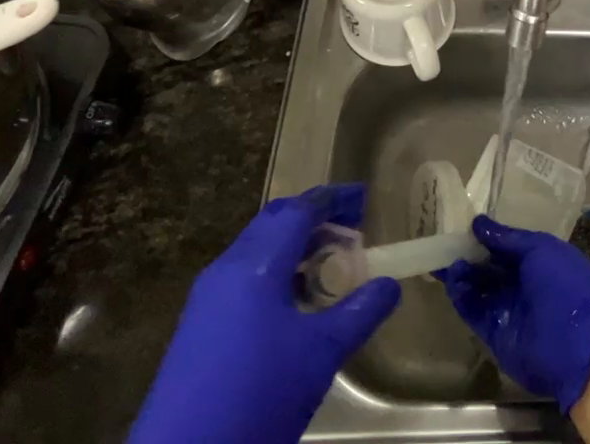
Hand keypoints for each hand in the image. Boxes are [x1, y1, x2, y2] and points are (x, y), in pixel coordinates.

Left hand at [128, 185, 400, 443]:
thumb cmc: (261, 391)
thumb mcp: (323, 353)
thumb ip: (361, 312)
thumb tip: (390, 285)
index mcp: (256, 265)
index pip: (299, 211)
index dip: (334, 200)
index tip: (365, 198)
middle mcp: (227, 268)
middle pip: (274, 222)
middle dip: (314, 218)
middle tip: (351, 229)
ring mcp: (207, 297)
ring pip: (257, 249)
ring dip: (294, 246)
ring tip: (330, 266)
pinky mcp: (199, 324)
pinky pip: (243, 275)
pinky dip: (276, 271)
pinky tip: (296, 303)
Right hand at [436, 215, 589, 414]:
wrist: (578, 347)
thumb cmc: (564, 286)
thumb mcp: (541, 250)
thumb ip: (508, 238)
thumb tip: (479, 223)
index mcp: (542, 260)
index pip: (508, 245)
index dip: (487, 236)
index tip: (462, 223)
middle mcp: (525, 283)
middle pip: (491, 266)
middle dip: (470, 254)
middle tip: (445, 241)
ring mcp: (510, 308)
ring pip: (479, 288)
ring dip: (463, 274)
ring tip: (444, 260)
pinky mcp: (496, 333)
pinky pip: (474, 311)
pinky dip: (461, 297)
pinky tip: (451, 281)